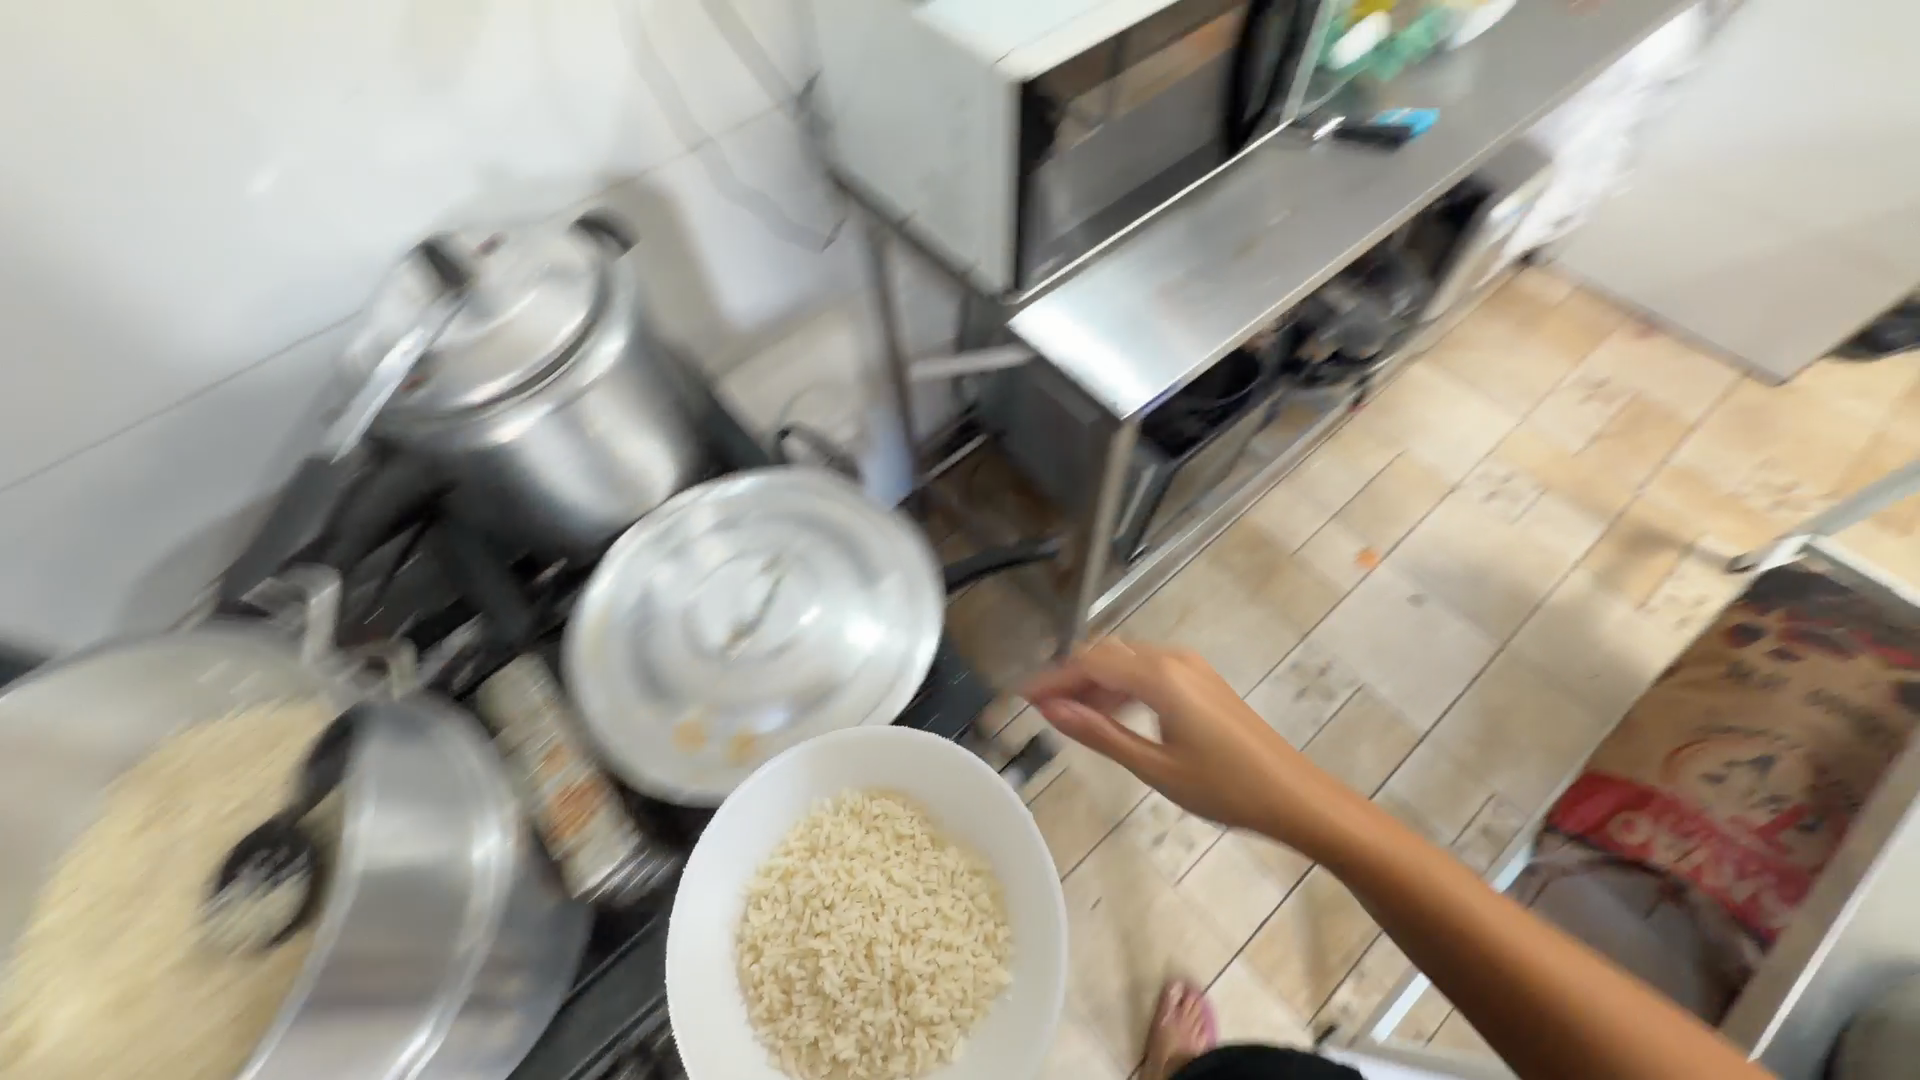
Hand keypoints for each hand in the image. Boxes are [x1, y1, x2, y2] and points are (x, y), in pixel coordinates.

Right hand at [1021, 640, 1358, 851]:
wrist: (1295, 797)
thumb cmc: (1224, 788)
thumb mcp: (1154, 767)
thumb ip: (1099, 734)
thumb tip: (1051, 711)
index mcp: (1159, 677)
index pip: (1090, 663)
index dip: (1052, 678)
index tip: (1021, 697)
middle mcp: (1173, 659)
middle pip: (1106, 655)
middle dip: (1070, 677)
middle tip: (1040, 709)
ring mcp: (1191, 667)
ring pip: (1127, 662)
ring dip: (1095, 683)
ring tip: (1068, 716)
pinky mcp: (1202, 681)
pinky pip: (1148, 672)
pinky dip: (1121, 688)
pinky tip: (1110, 716)